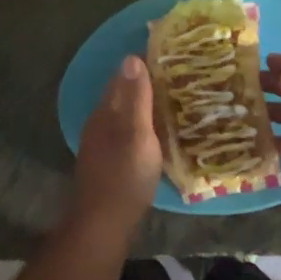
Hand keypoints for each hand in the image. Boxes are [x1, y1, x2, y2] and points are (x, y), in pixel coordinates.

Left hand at [73, 55, 162, 229]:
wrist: (103, 222)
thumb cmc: (125, 176)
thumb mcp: (137, 134)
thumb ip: (136, 98)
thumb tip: (131, 58)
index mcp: (106, 113)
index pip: (122, 78)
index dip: (143, 65)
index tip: (171, 57)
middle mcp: (100, 124)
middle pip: (122, 96)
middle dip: (146, 84)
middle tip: (180, 78)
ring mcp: (102, 145)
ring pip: (125, 116)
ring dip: (146, 107)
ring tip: (175, 102)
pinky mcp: (109, 163)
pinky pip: (128, 134)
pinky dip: (144, 127)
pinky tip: (159, 134)